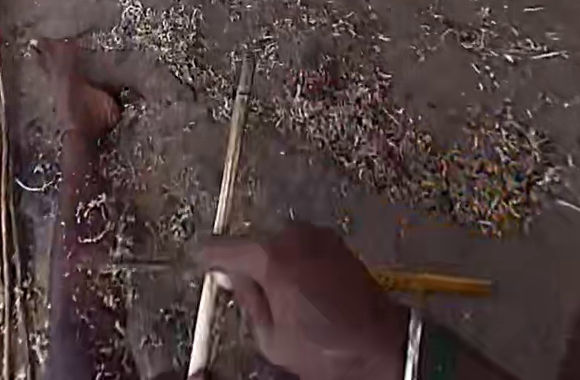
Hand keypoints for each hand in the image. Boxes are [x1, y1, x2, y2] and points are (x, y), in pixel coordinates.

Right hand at [199, 222, 408, 379]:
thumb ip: (247, 302)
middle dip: (246, 263)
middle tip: (246, 291)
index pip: (226, 248)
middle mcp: (289, 234)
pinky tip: (303, 286)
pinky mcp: (331, 237)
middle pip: (253, 243)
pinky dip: (294, 258)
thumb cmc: (325, 348)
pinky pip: (299, 243)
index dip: (208, 255)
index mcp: (270, 258)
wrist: (380, 341)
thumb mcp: (274, 339)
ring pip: (277, 242)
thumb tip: (232, 278)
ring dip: (272, 260)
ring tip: (283, 295)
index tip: (199, 259)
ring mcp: (312, 232)